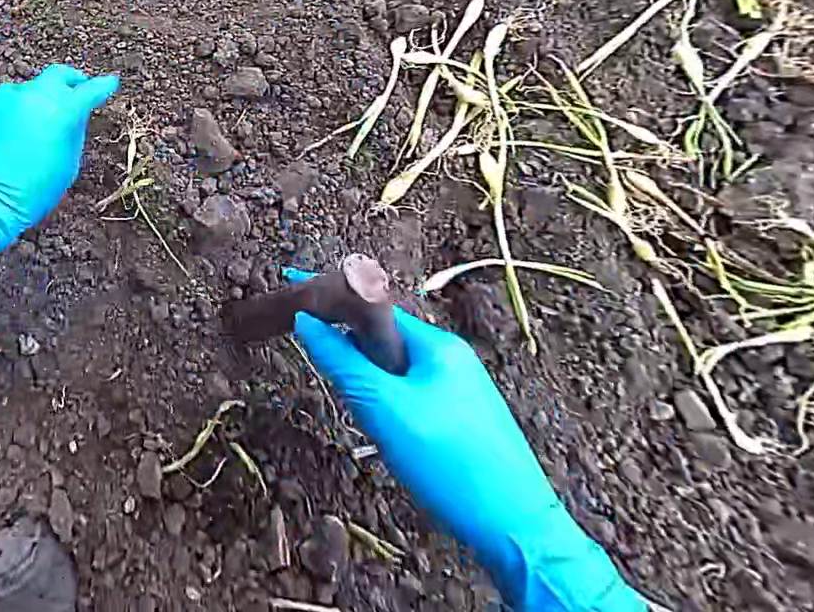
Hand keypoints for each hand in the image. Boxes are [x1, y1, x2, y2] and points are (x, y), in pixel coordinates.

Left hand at [0, 65, 118, 293]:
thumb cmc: (34, 189)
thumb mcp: (70, 162)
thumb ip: (76, 128)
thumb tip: (77, 111)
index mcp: (61, 114)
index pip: (88, 91)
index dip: (102, 86)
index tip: (109, 83)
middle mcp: (34, 98)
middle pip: (58, 75)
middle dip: (71, 80)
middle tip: (76, 89)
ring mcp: (9, 98)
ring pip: (32, 88)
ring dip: (41, 98)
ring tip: (41, 121)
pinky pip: (11, 99)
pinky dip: (18, 108)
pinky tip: (19, 130)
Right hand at [292, 286, 641, 611]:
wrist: (520, 535)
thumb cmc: (452, 466)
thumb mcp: (383, 408)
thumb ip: (341, 360)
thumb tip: (305, 320)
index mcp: (437, 345)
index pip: (372, 307)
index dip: (332, 299)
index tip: (294, 279)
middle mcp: (451, 357)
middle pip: (381, 337)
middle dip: (352, 353)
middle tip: (330, 374)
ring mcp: (460, 386)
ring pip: (395, 368)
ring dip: (371, 384)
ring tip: (368, 421)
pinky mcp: (462, 414)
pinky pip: (411, 391)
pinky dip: (389, 401)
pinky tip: (389, 433)